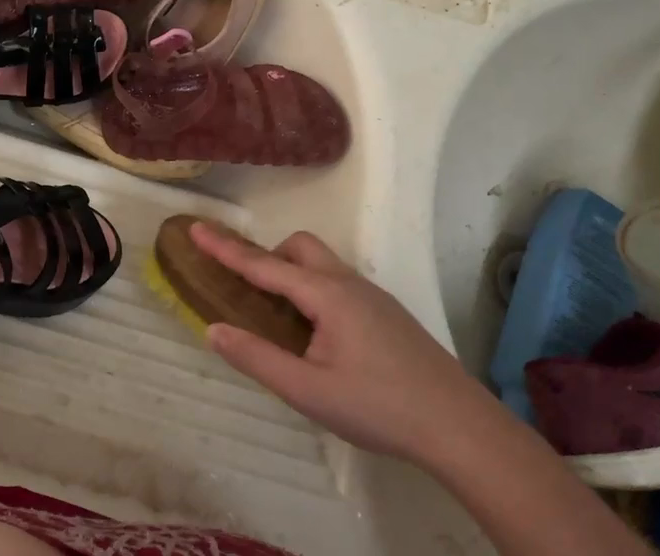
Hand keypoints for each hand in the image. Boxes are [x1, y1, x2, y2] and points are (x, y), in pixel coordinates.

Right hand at [192, 224, 507, 466]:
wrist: (464, 430)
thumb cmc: (380, 408)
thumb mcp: (308, 390)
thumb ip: (257, 357)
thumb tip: (212, 328)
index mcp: (326, 296)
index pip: (264, 265)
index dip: (225, 249)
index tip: (194, 228)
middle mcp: (350, 286)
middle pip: (300, 249)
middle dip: (268, 257)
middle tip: (248, 288)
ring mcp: (375, 299)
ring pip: (324, 267)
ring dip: (293, 275)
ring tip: (280, 317)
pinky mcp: (390, 317)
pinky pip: (340, 285)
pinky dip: (314, 292)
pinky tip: (320, 336)